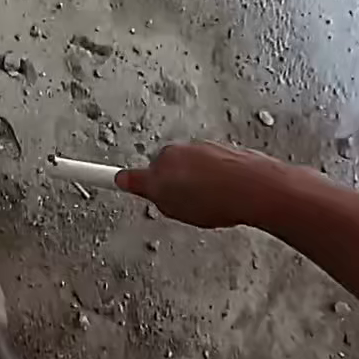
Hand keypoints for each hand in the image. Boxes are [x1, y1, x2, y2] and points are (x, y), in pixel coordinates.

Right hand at [115, 141, 286, 227]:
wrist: (255, 187)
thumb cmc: (216, 196)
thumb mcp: (172, 205)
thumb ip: (147, 190)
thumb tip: (127, 180)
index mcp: (162, 162)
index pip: (135, 174)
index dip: (122, 179)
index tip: (104, 176)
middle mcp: (180, 150)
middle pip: (165, 171)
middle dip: (171, 188)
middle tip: (183, 209)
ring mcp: (203, 149)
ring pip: (190, 171)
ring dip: (196, 186)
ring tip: (210, 207)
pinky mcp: (224, 152)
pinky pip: (211, 170)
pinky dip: (214, 182)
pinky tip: (224, 198)